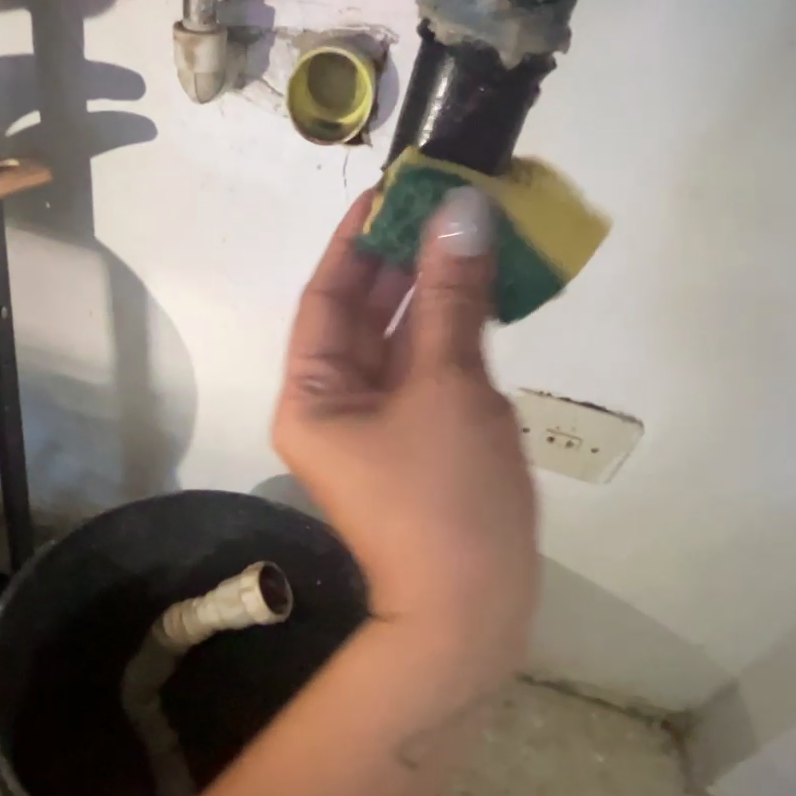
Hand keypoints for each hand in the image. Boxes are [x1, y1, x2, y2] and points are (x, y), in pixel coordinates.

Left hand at [273, 188, 536, 689]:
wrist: (472, 608)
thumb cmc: (447, 498)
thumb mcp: (448, 388)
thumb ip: (451, 298)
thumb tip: (461, 213)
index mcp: (312, 399)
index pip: (327, 298)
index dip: (359, 240)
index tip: (394, 187)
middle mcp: (334, 409)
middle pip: (362, 317)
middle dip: (403, 260)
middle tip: (447, 201)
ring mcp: (377, 428)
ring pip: (400, 343)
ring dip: (435, 293)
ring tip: (474, 232)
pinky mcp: (418, 443)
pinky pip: (427, 374)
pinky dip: (453, 336)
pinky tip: (484, 292)